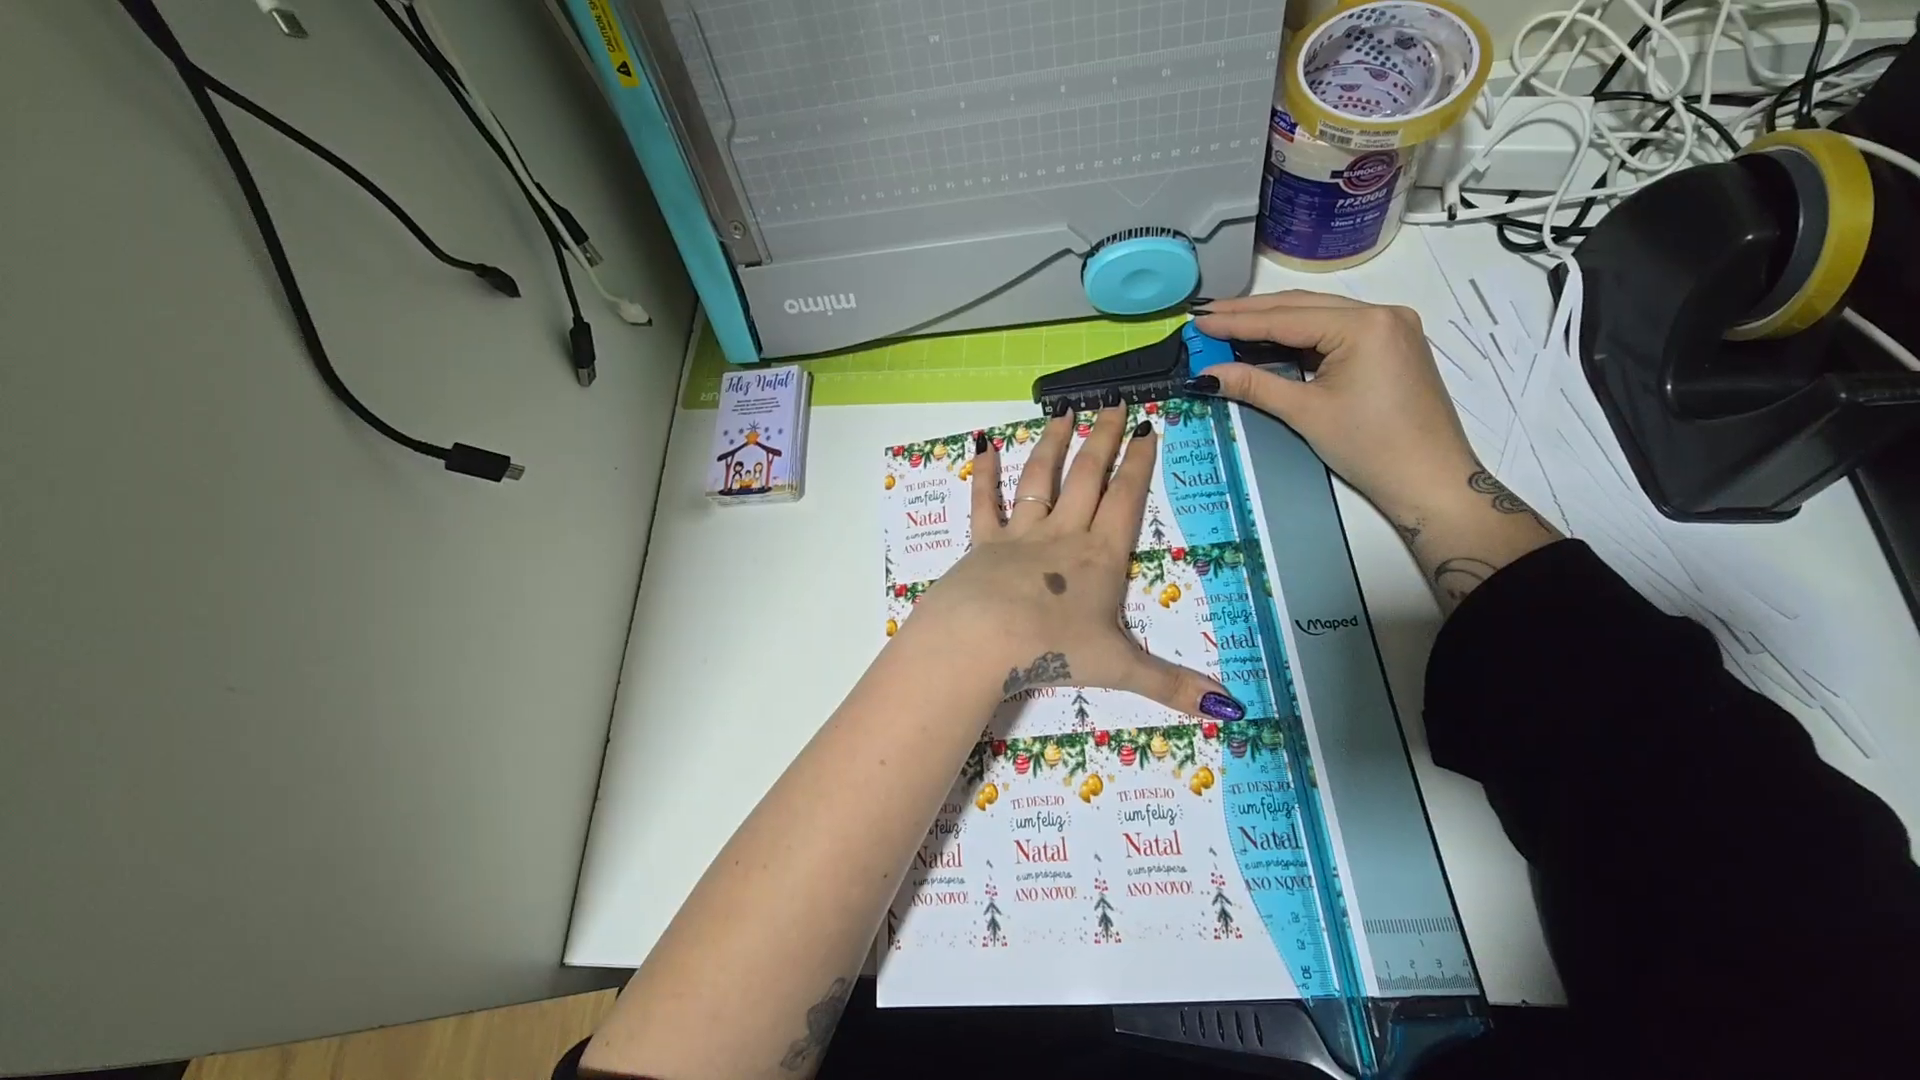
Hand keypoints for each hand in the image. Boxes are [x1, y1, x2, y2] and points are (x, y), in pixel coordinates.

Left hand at [908, 408, 1244, 721]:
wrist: (981, 640)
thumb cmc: (1051, 650)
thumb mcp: (1120, 669)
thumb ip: (1172, 686)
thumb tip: (1231, 709)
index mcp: (1100, 557)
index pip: (1126, 499)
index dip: (1140, 464)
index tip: (1149, 428)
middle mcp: (1063, 536)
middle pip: (1087, 476)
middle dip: (1104, 439)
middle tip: (1114, 403)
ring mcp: (1020, 535)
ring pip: (1040, 479)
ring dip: (1052, 444)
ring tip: (1063, 412)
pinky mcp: (982, 543)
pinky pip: (984, 502)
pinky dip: (984, 473)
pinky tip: (982, 445)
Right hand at [1192, 292, 1558, 611]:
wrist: (1431, 481)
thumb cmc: (1370, 447)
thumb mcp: (1306, 413)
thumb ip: (1255, 385)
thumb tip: (1205, 376)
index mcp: (1364, 324)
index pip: (1286, 317)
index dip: (1237, 321)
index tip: (1199, 321)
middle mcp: (1382, 312)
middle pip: (1303, 307)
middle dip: (1252, 313)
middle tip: (1206, 317)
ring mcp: (1391, 327)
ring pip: (1320, 315)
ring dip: (1274, 320)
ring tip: (1229, 324)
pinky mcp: (1393, 344)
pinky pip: (1337, 330)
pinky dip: (1301, 335)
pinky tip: (1271, 337)